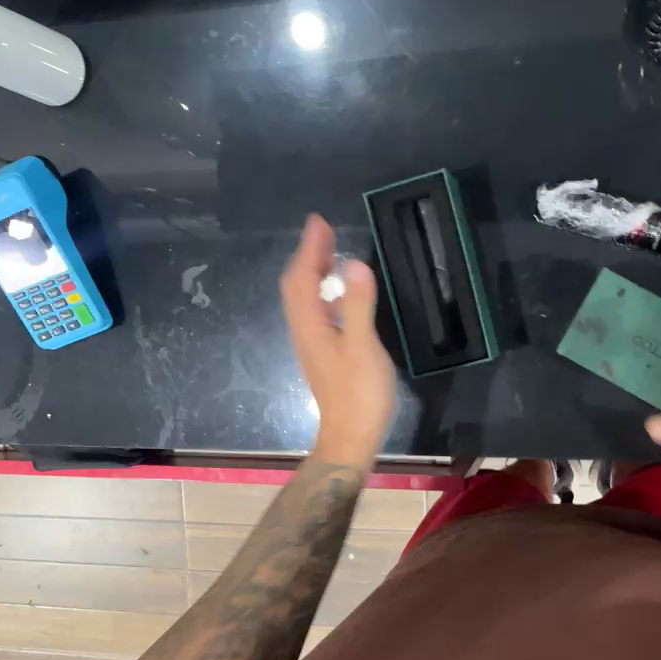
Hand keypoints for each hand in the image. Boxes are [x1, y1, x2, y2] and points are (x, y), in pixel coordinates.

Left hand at [280, 214, 396, 466]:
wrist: (350, 437)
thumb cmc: (358, 394)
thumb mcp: (363, 347)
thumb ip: (358, 305)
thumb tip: (354, 264)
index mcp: (310, 325)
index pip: (302, 277)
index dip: (309, 249)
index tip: (319, 222)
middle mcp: (304, 332)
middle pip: (297, 286)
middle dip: (308, 257)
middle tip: (325, 233)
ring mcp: (312, 345)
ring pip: (304, 301)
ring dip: (313, 274)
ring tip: (330, 256)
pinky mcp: (323, 356)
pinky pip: (315, 314)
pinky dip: (323, 295)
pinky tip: (340, 298)